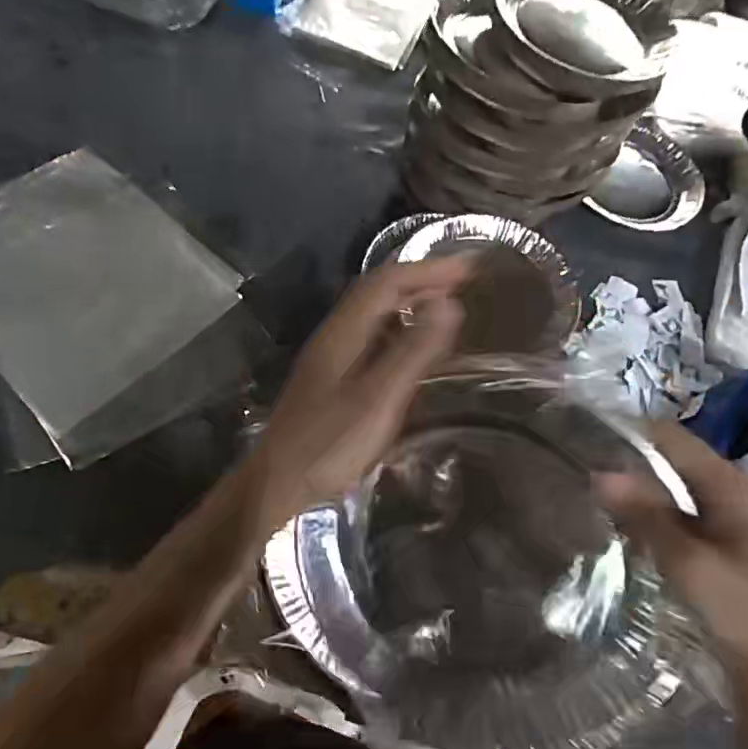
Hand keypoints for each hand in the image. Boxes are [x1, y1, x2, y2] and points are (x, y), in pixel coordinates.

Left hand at [241, 254, 469, 527]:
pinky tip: (414, 348)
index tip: (470, 266)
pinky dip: (399, 330)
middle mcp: (335, 336)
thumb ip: (413, 352)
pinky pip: (371, 339)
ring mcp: (330, 358)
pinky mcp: (332, 380)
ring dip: (410, 303)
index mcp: (344, 333)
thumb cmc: (329, 444)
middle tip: (463, 282)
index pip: (388, 282)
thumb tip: (448, 303)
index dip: (429, 269)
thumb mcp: (377, 399)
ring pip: (374, 315)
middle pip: (378, 292)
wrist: (277, 483)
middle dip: (421, 280)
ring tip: (446, 308)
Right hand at [597, 422, 747, 664]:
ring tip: (590, 499)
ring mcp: (729, 526)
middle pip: (673, 466)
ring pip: (673, 497)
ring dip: (638, 498)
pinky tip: (623, 536)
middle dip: (630, 467)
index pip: (672, 440)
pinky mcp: (722, 555)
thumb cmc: (746, 609)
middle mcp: (732, 496)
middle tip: (579, 471)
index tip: (586, 435)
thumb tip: (600, 474)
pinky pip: (678, 525)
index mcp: (730, 485)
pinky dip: (650, 524)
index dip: (631, 434)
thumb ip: (645, 516)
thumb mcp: (688, 560)